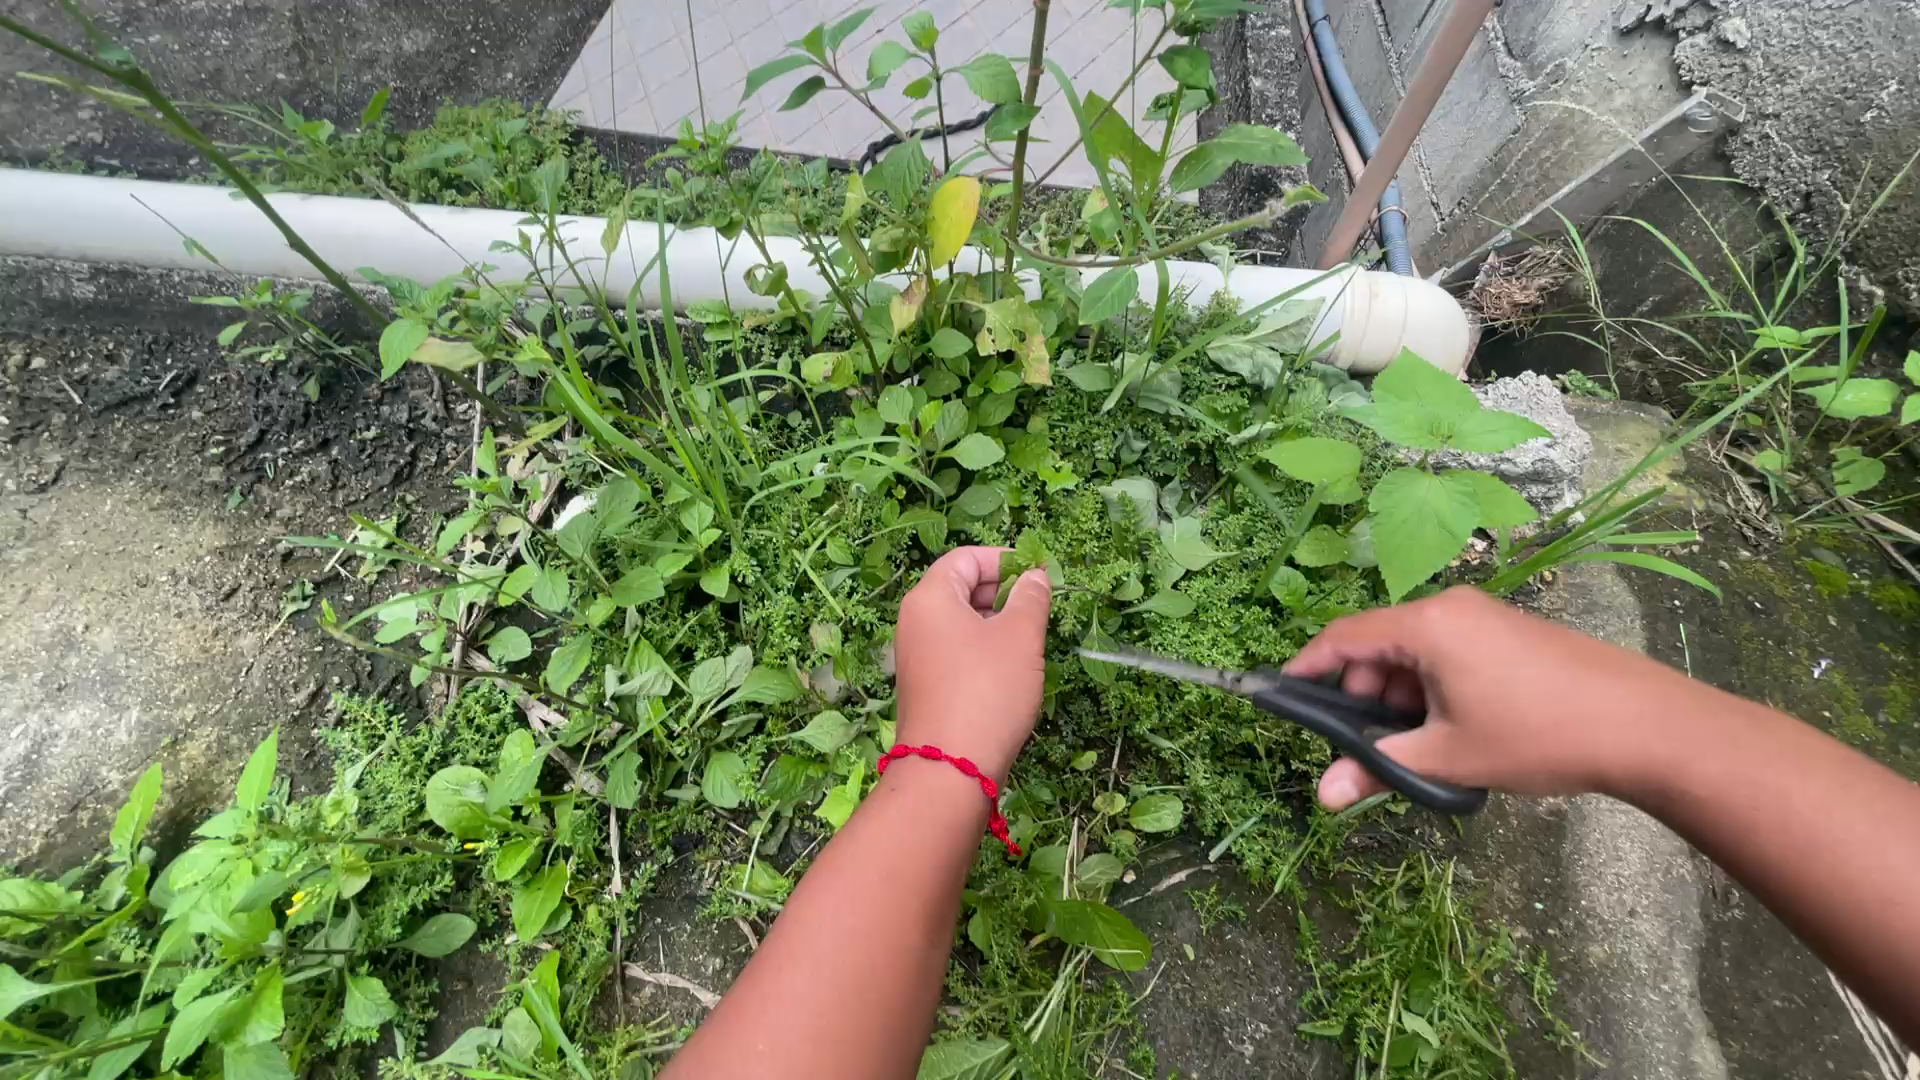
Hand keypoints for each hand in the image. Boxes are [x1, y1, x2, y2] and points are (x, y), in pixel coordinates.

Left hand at [894, 547, 1051, 782]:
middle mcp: (916, 621)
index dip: (1005, 559)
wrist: (950, 769)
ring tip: (1032, 638)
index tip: (1040, 573)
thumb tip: (1035, 576)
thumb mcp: (1020, 637)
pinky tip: (1013, 668)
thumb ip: (1031, 598)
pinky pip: (957, 650)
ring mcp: (917, 655)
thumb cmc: (988, 690)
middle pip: (961, 587)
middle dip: (1004, 591)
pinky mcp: (926, 685)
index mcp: (930, 597)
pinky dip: (985, 649)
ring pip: (962, 622)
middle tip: (1041, 606)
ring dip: (998, 623)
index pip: (966, 558)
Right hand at [1282, 586, 1722, 808]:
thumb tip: (1324, 796)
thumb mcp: (1448, 758)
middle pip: (1377, 643)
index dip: (1308, 665)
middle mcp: (1448, 608)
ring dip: (1398, 692)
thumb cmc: (1540, 736)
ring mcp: (1482, 615)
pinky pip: (1444, 649)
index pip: (1343, 636)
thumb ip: (1377, 769)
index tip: (1284, 693)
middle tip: (1369, 738)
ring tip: (1418, 739)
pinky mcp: (1506, 629)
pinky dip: (1429, 683)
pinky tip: (1452, 722)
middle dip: (1362, 691)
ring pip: (1411, 649)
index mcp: (1426, 625)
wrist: (1658, 730)